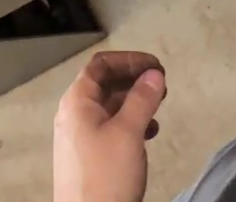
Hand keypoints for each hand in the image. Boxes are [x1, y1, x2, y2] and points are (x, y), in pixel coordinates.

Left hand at [52, 52, 167, 201]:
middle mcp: (73, 113)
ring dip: (134, 102)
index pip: (101, 64)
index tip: (157, 67)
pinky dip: (128, 123)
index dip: (129, 60)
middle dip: (134, 80)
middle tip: (162, 85)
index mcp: (77, 100)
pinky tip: (148, 132)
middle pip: (104, 83)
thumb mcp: (128, 134)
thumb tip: (154, 73)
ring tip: (159, 107)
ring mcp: (78, 136)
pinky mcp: (86, 157)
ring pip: (108, 107)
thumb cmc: (106, 175)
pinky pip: (108, 128)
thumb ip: (142, 99)